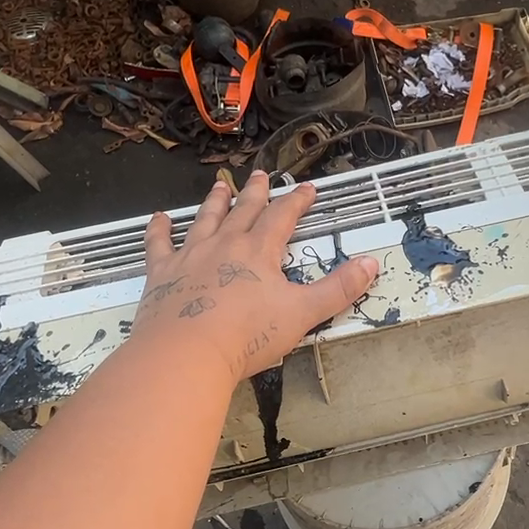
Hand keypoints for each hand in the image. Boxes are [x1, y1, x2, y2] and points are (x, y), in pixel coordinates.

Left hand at [131, 171, 378, 380]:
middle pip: (244, 210)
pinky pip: (159, 244)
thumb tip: (370, 264)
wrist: (188, 353)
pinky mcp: (162, 273)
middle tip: (260, 175)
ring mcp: (191, 255)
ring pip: (205, 219)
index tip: (306, 188)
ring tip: (219, 186)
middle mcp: (225, 244)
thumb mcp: (303, 313)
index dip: (296, 201)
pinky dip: (158, 230)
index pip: (282, 216)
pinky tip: (158, 219)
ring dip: (215, 201)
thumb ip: (338, 289)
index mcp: (259, 251)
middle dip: (256, 192)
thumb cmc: (247, 336)